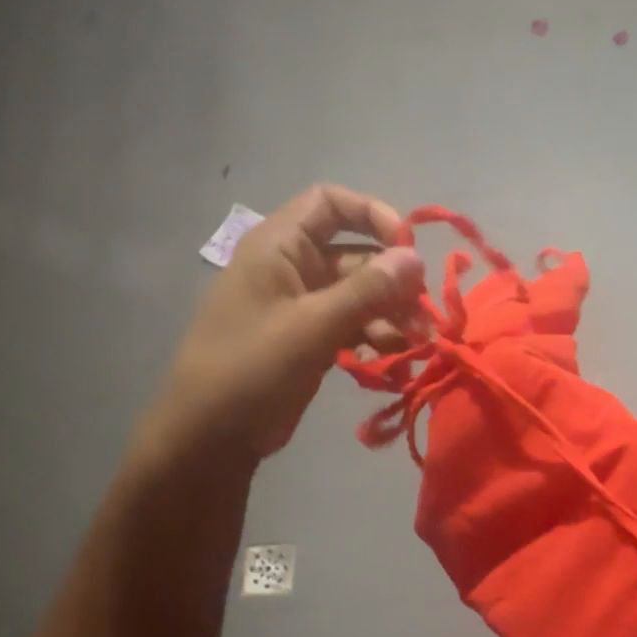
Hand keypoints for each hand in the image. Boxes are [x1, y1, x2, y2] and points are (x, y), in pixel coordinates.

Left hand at [149, 184, 424, 461]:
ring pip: (360, 296)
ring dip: (392, 316)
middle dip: (393, 283)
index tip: (409, 249)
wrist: (213, 432)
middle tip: (423, 314)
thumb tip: (416, 258)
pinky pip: (353, 327)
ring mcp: (302, 307)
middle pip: (356, 256)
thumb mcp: (313, 325)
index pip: (330, 204)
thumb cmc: (253, 367)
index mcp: (279, 246)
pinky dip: (376, 338)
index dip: (373, 216)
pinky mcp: (311, 341)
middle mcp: (292, 268)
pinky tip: (394, 358)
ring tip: (416, 343)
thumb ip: (367, 290)